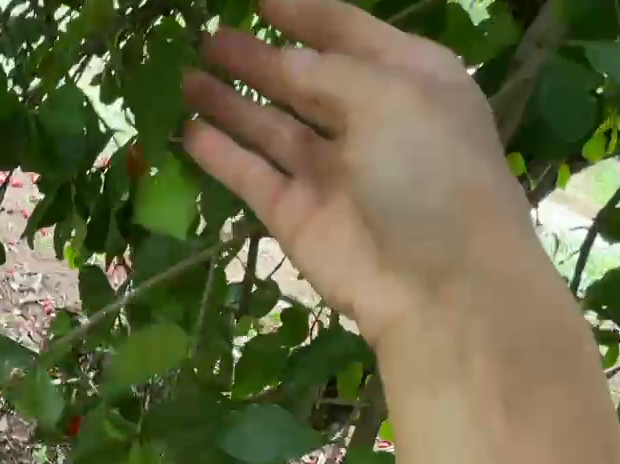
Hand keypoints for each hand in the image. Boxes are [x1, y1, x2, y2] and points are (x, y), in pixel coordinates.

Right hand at [181, 0, 542, 347]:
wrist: (433, 281)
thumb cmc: (430, 175)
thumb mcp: (391, 99)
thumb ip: (328, 74)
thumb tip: (279, 58)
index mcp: (405, 78)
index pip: (345, 32)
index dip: (303, 13)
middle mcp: (362, 119)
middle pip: (298, 80)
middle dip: (254, 59)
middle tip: (206, 39)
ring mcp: (324, 170)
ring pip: (267, 127)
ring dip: (228, 104)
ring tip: (185, 80)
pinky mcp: (292, 214)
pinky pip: (250, 175)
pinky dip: (220, 156)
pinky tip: (189, 134)